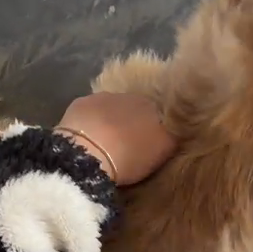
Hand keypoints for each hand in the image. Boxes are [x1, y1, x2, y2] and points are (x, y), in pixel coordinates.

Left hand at [56, 92, 176, 185]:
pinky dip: (90, 122)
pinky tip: (86, 137)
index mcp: (153, 106)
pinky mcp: (80, 104)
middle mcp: (130, 95)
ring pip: (111, 107)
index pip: (159, 113)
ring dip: (110, 120)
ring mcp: (103, 97)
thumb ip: (170, 135)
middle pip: (135, 108)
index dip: (155, 127)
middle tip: (128, 142)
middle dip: (132, 121)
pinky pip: (89, 112)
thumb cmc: (131, 155)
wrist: (89, 153)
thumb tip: (172, 128)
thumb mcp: (163, 150)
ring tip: (106, 142)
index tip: (151, 141)